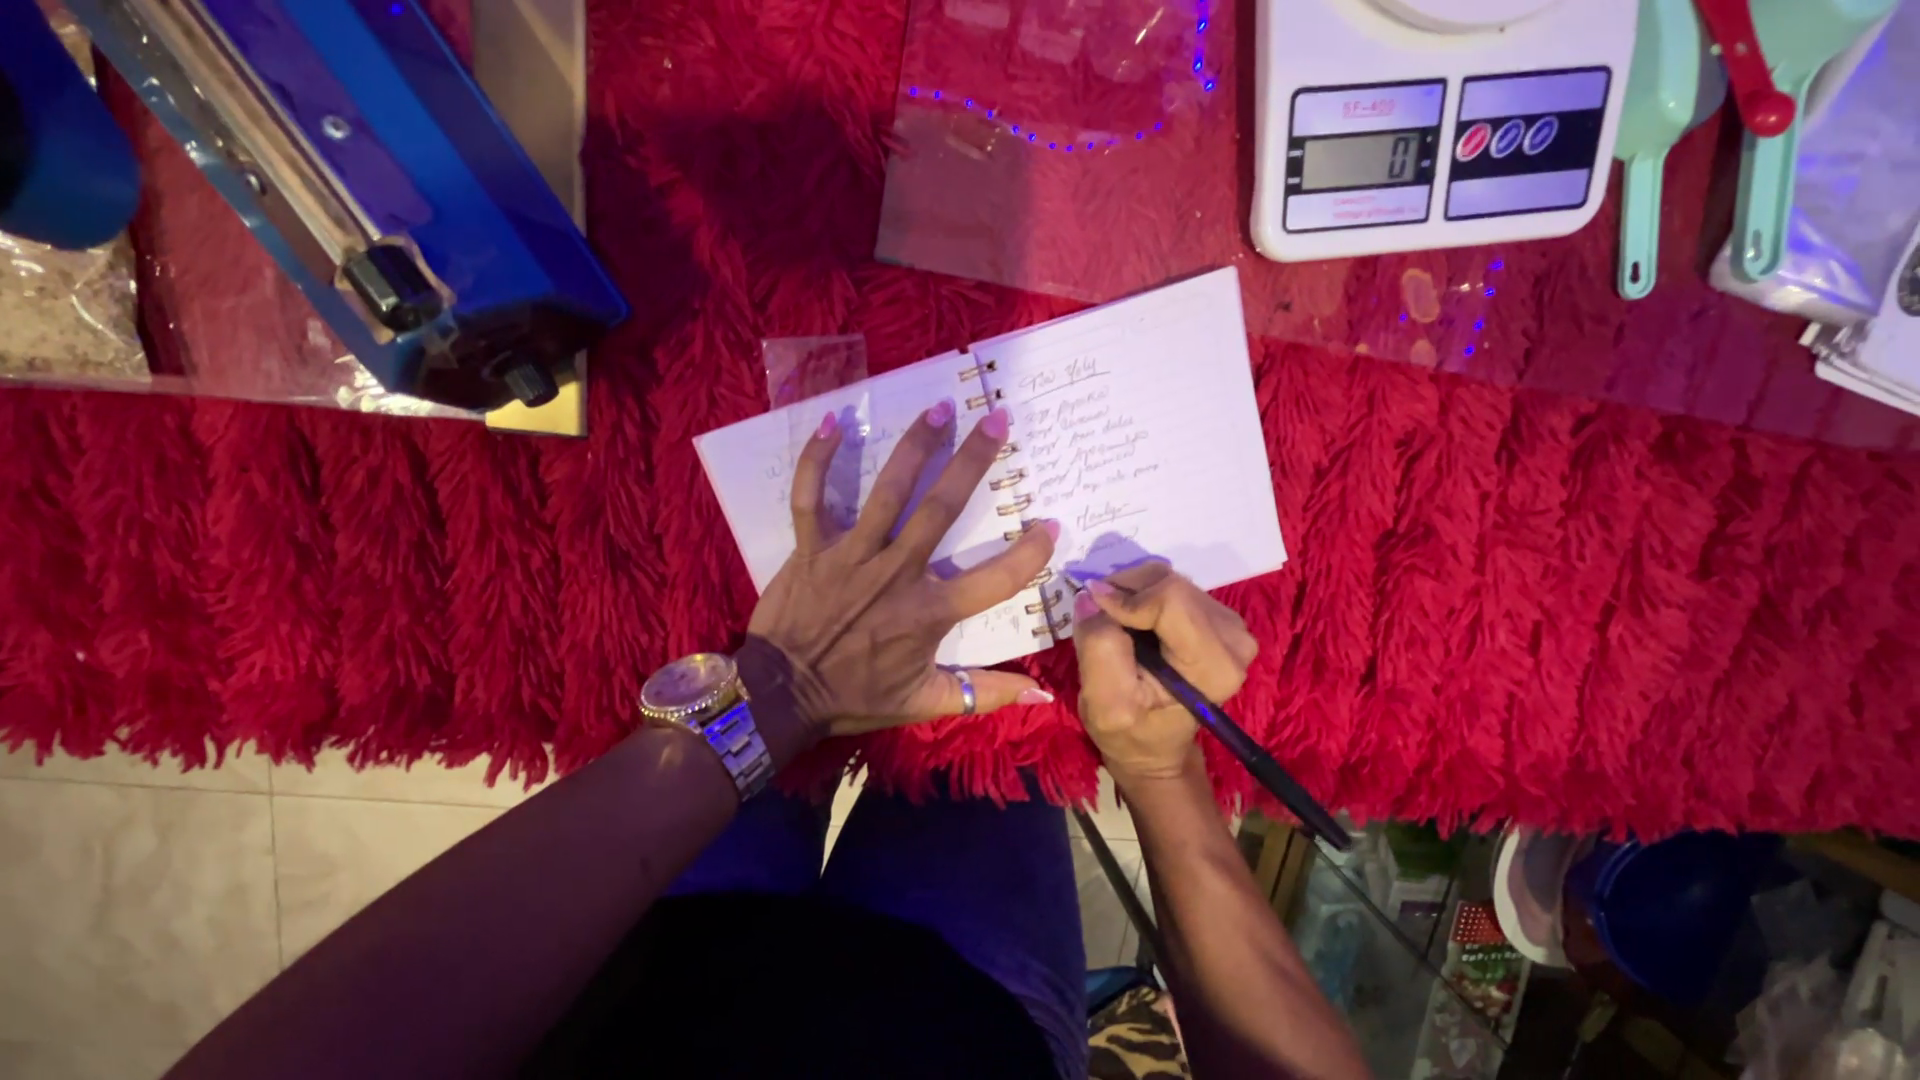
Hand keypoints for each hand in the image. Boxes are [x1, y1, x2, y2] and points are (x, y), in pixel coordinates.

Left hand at [746, 401, 1058, 738]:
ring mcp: (851, 554)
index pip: (994, 578)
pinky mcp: (811, 547)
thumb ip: (983, 694)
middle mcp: (895, 572)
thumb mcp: (924, 702)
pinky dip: (817, 460)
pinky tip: (833, 421)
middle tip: (997, 419)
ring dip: (915, 445)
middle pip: (941, 509)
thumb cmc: (854, 696)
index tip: (1051, 524)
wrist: (780, 696)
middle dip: (973, 461)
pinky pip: (810, 497)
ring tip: (940, 407)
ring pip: (887, 491)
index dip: (1030, 553)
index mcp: (928, 611)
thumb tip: (1042, 697)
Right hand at [1071, 562, 1257, 785]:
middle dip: (1126, 591)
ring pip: (1170, 580)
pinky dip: (1144, 596)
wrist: (1154, 749)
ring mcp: (1231, 627)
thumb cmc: (1130, 734)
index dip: (1125, 598)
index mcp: (1213, 664)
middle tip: (1098, 614)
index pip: (1169, 598)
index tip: (1093, 610)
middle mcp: (1234, 640)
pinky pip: (1174, 587)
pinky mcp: (1220, 620)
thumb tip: (1091, 597)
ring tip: (1113, 621)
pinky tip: (1131, 621)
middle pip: (1171, 583)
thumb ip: (1098, 646)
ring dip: (1133, 593)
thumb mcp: (1103, 702)